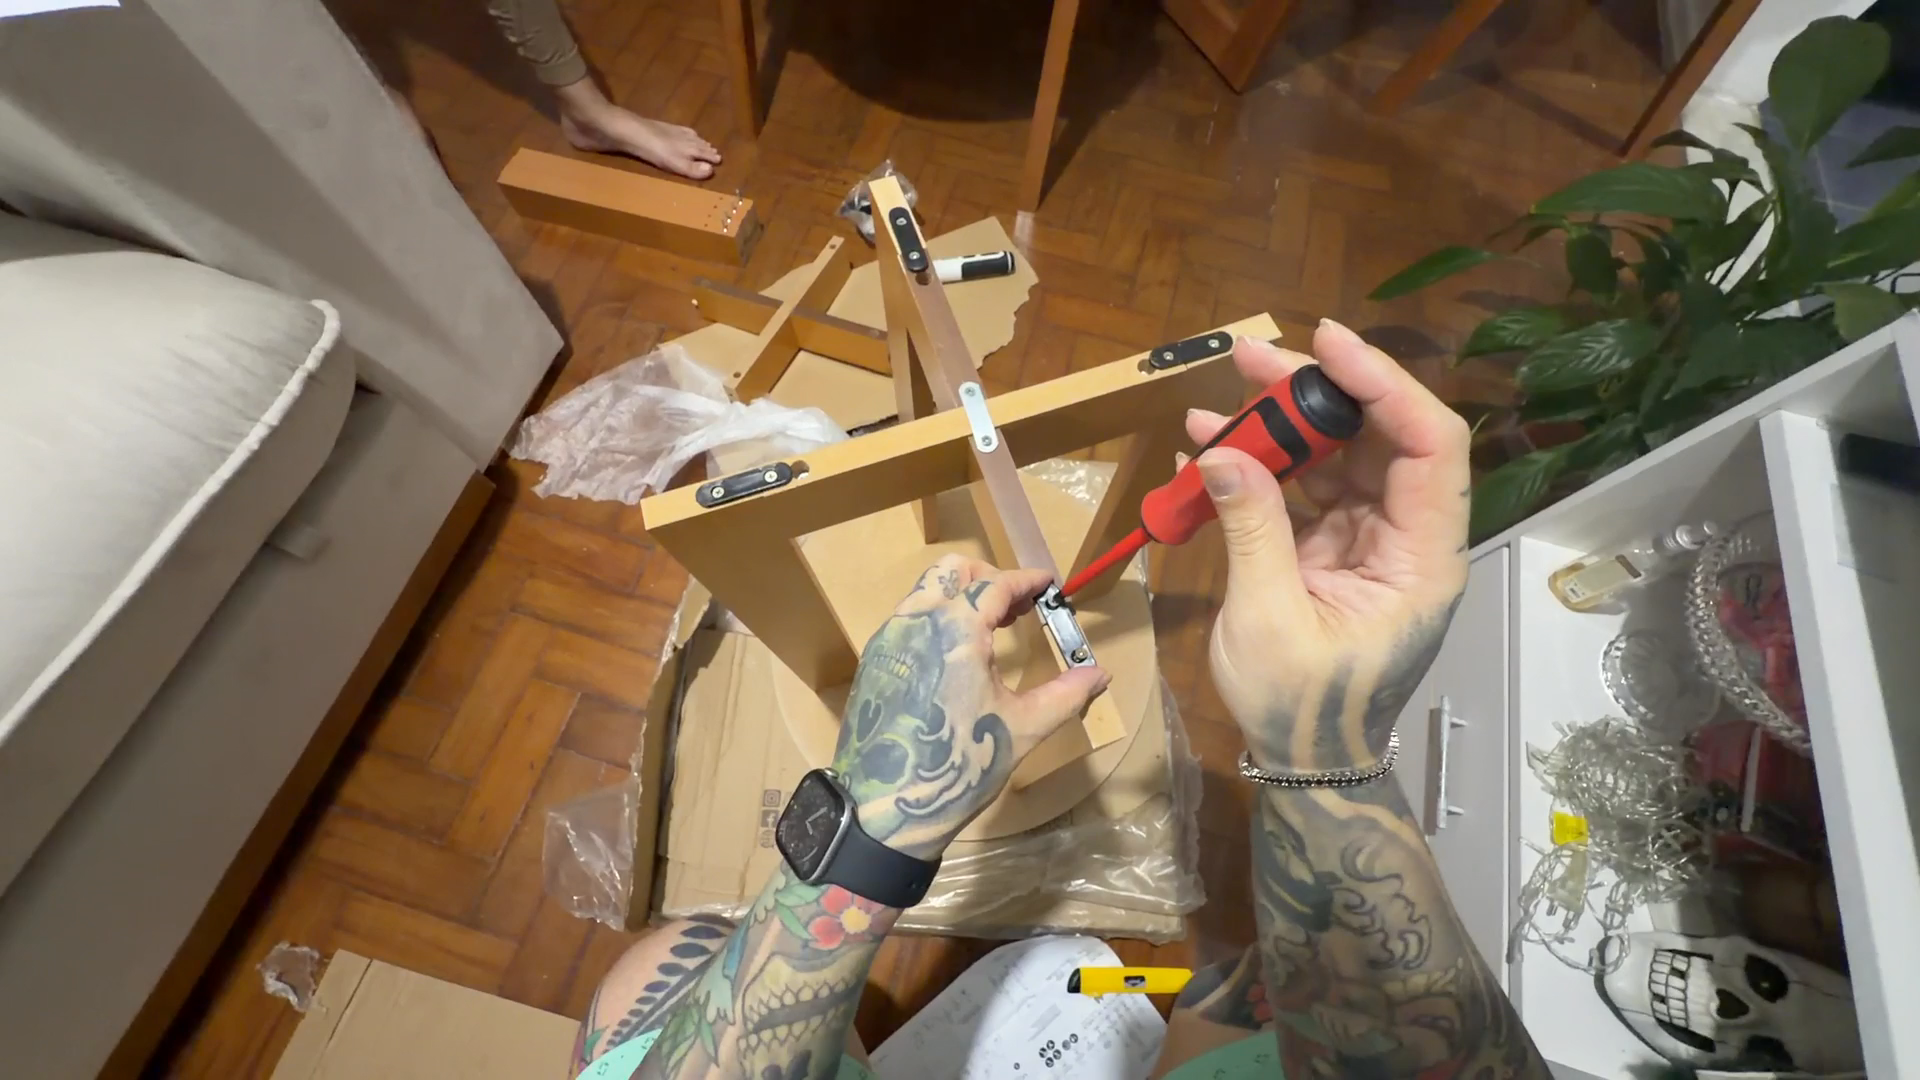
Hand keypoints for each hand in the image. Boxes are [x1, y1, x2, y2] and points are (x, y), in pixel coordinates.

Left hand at [833, 555, 1110, 860]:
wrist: (884, 809)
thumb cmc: (960, 766)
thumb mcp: (1022, 728)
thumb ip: (1065, 694)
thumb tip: (1100, 674)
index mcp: (955, 631)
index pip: (996, 583)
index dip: (1027, 580)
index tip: (1049, 585)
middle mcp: (917, 622)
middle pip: (953, 570)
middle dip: (989, 577)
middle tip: (1017, 606)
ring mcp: (890, 639)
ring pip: (927, 590)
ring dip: (962, 594)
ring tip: (992, 628)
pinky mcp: (876, 659)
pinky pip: (911, 617)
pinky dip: (939, 617)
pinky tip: (957, 655)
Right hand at [1190, 320, 1470, 772]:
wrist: (1304, 754)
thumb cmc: (1301, 704)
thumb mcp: (1268, 619)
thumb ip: (1251, 532)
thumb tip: (1221, 454)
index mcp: (1420, 556)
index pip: (1426, 445)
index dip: (1383, 384)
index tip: (1325, 344)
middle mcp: (1402, 537)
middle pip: (1374, 439)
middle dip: (1313, 395)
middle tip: (1250, 360)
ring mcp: (1362, 541)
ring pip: (1332, 460)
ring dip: (1277, 429)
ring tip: (1218, 400)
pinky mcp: (1326, 550)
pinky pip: (1297, 494)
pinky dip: (1256, 472)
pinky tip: (1209, 452)